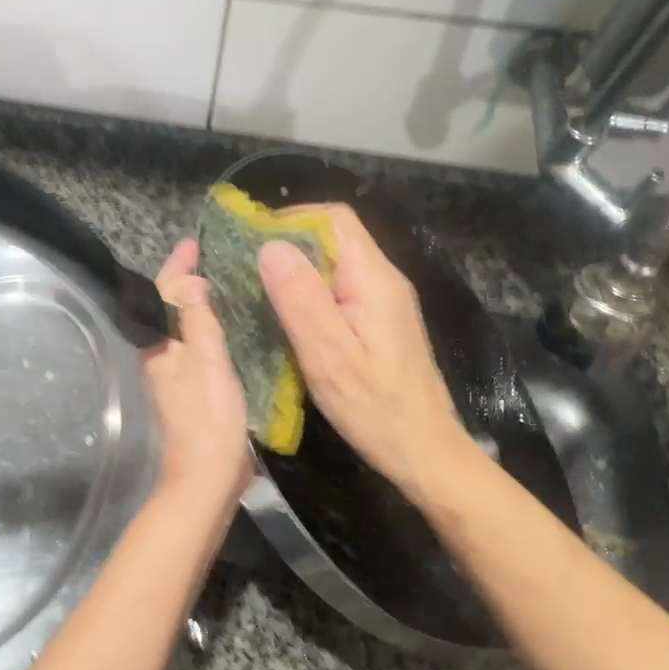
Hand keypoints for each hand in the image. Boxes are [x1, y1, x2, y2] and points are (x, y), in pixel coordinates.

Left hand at [141, 238, 250, 520]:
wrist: (206, 477)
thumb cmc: (208, 418)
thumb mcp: (207, 362)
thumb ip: (197, 320)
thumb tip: (188, 280)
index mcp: (160, 347)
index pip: (163, 294)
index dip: (177, 267)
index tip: (193, 242)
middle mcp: (161, 357)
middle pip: (169, 309)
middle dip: (185, 281)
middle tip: (209, 257)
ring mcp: (174, 375)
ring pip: (183, 328)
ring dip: (197, 303)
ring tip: (222, 283)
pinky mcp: (191, 391)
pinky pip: (197, 346)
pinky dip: (208, 328)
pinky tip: (230, 327)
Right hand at [257, 205, 470, 484]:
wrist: (422, 449)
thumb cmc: (374, 407)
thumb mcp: (328, 355)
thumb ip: (300, 298)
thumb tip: (271, 245)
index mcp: (372, 279)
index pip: (333, 219)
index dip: (289, 220)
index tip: (250, 242)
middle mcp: (382, 280)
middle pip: (332, 237)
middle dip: (287, 245)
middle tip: (245, 271)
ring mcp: (382, 300)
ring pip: (333, 263)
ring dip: (295, 271)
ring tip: (257, 292)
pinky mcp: (378, 321)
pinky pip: (338, 288)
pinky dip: (308, 293)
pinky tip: (285, 318)